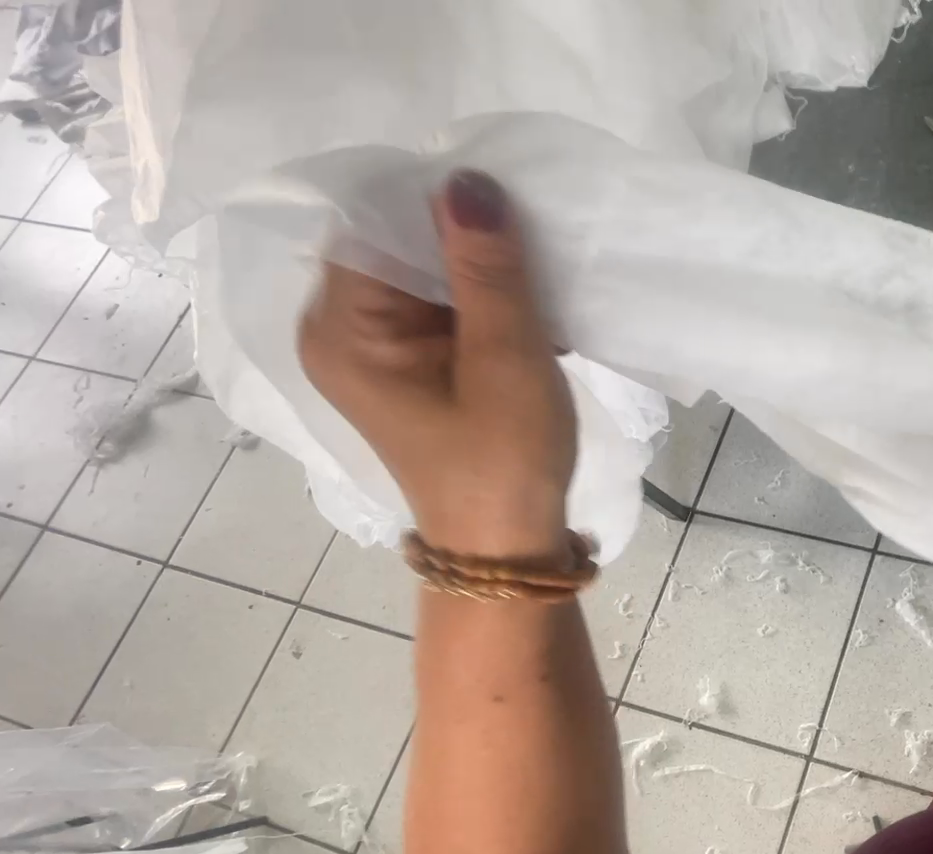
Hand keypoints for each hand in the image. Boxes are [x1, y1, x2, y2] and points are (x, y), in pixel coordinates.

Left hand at [299, 168, 576, 559]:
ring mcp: (377, 356)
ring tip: (545, 298)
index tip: (512, 215)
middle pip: (398, 251)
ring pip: (428, 282)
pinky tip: (534, 326)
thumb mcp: (507, 360)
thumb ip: (487, 272)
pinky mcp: (412, 374)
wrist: (509, 546)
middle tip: (539, 257)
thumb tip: (469, 181)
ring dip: (488, 280)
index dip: (439, 208)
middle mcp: (342, 333)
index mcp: (342, 328)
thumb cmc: (505, 460)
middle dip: (470, 247)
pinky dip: (489, 311)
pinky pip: (444, 316)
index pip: (373, 226)